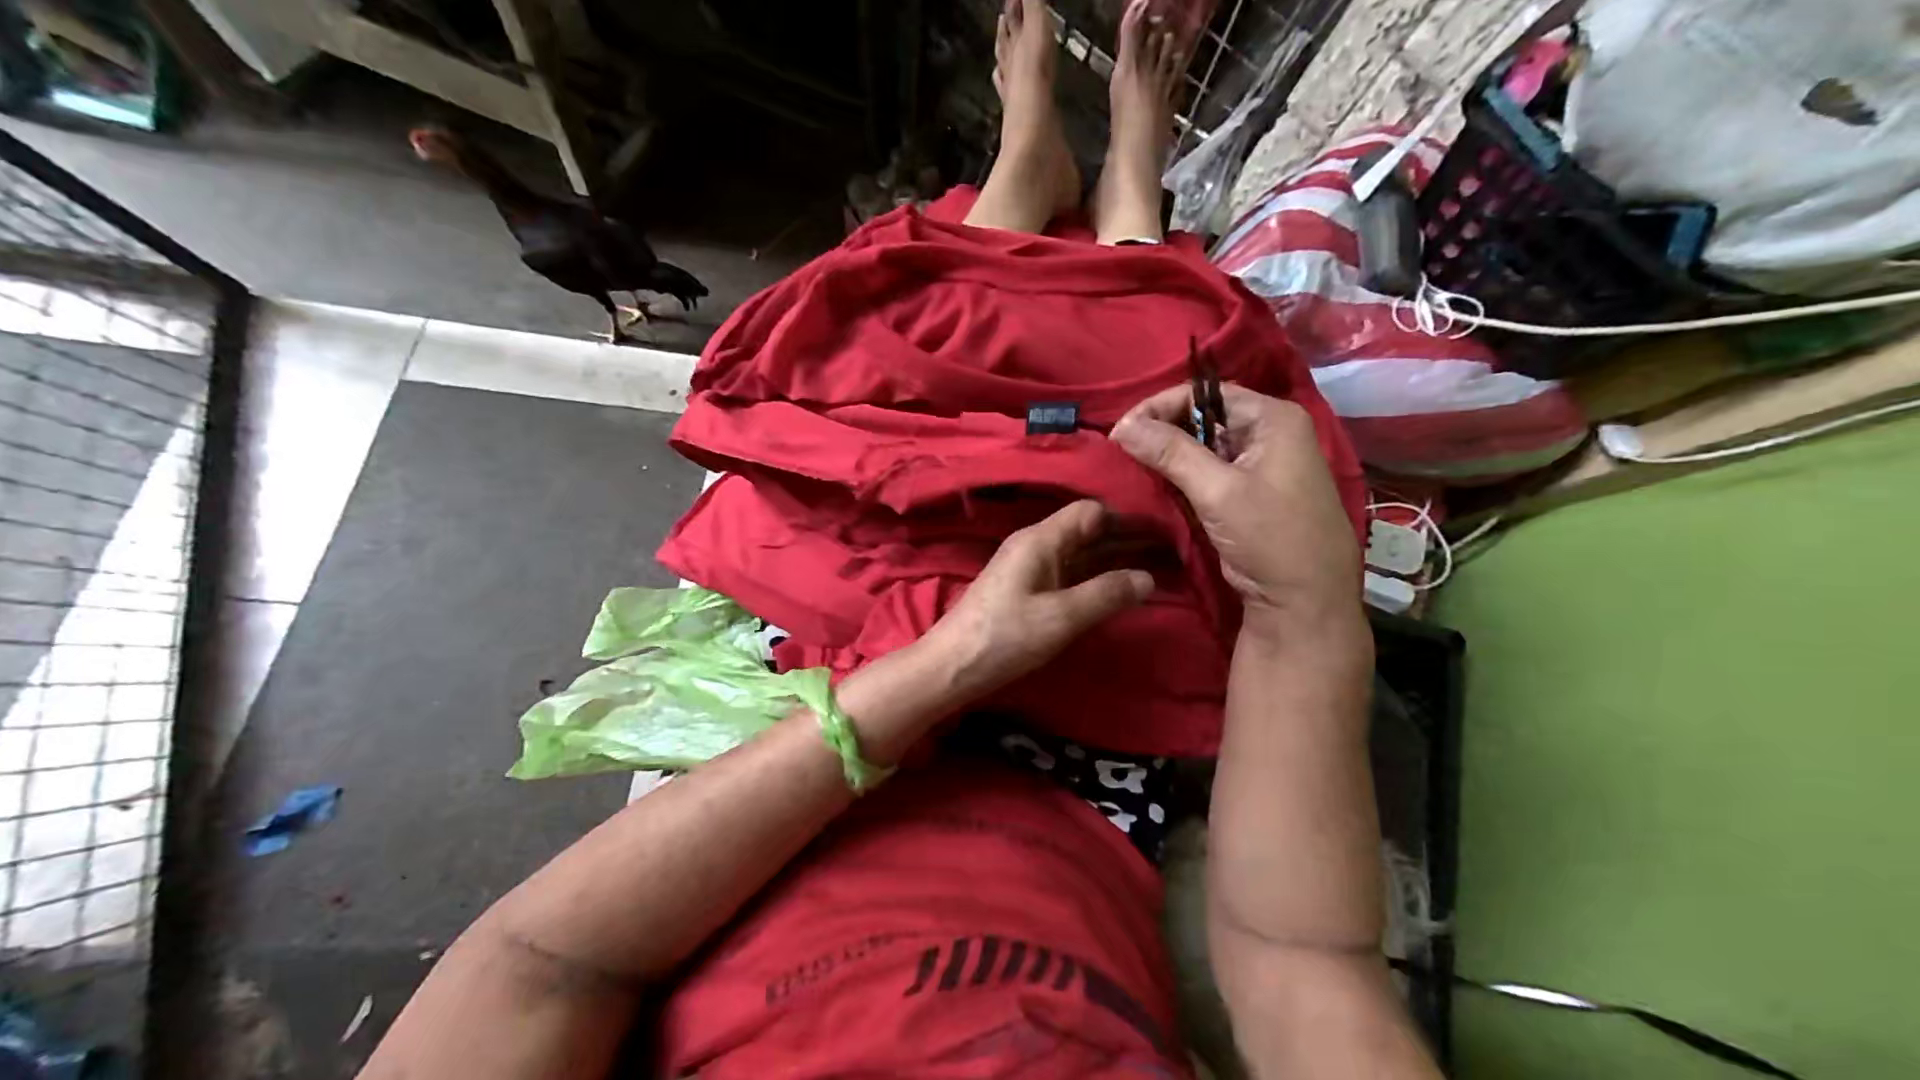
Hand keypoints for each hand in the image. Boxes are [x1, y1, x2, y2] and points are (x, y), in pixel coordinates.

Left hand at [920, 500, 1153, 703]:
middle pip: (1087, 531)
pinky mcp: (1025, 590)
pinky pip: (1068, 573)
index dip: (1126, 518)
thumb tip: (1149, 578)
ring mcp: (1029, 568)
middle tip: (1170, 551)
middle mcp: (1035, 545)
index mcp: (1040, 540)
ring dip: (1113, 559)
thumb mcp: (1060, 617)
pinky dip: (1095, 577)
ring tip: (1155, 568)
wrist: (951, 666)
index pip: (1090, 512)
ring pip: (1079, 553)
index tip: (1162, 531)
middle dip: (1126, 539)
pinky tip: (1117, 589)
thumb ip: (1106, 594)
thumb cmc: (1005, 638)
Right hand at [1110, 383, 1360, 638]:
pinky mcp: (1250, 493)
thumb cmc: (1271, 538)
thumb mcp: (1218, 491)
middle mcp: (1271, 434)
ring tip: (1134, 465)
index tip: (1122, 430)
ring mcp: (1262, 465)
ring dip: (1170, 455)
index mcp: (1274, 419)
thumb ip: (1170, 452)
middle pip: (1205, 417)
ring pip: (1204, 446)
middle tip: (1124, 449)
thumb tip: (1121, 425)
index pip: (1208, 393)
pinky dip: (1183, 476)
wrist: (1304, 602)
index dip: (1161, 406)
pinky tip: (1157, 484)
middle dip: (1163, 430)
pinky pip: (1210, 472)